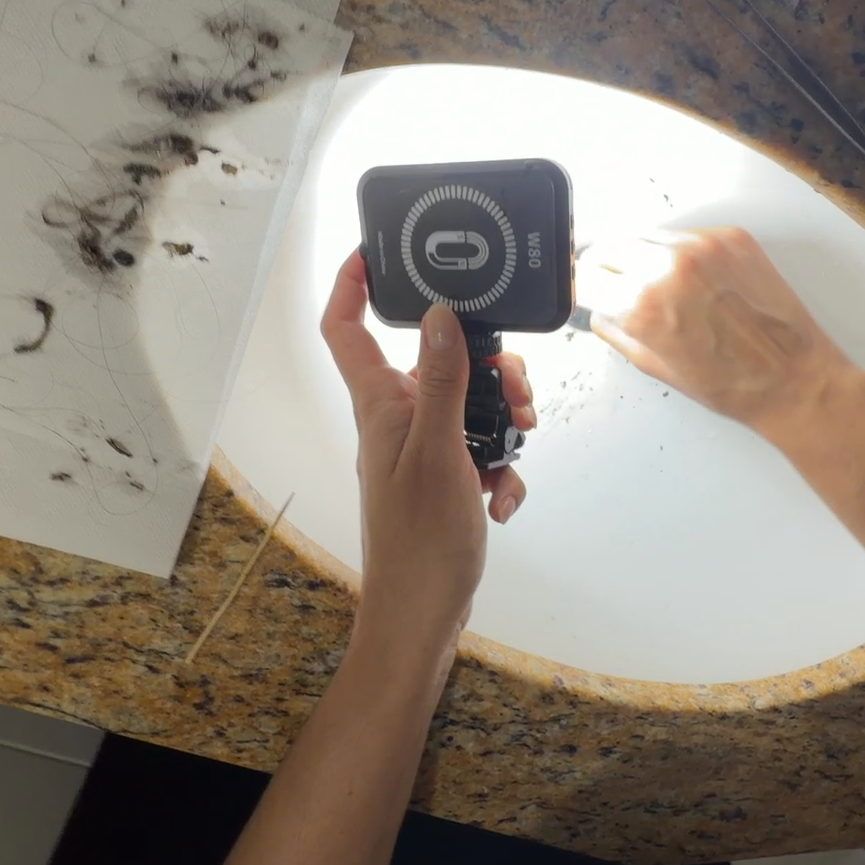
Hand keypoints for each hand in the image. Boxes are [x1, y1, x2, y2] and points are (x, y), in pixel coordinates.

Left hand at [320, 250, 532, 661]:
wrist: (424, 611)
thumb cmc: (419, 540)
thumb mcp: (438, 452)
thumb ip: (441, 382)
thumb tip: (441, 316)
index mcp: (381, 404)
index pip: (346, 328)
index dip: (351, 285)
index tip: (376, 252)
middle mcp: (398, 418)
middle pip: (435, 359)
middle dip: (482, 363)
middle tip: (513, 389)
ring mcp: (423, 447)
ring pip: (466, 401)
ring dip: (500, 415)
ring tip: (518, 441)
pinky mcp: (445, 474)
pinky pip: (477, 447)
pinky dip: (498, 465)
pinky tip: (501, 497)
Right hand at [579, 228, 856, 439]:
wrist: (792, 377)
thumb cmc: (731, 383)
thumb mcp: (654, 366)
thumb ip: (617, 331)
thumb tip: (601, 310)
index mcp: (642, 304)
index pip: (586, 275)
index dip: (583, 286)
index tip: (588, 291)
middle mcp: (668, 266)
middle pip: (608, 245)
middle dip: (606, 267)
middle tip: (615, 285)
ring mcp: (702, 246)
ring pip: (645, 235)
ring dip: (639, 255)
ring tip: (657, 284)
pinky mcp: (730, 237)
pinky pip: (684, 234)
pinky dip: (677, 252)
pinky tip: (692, 279)